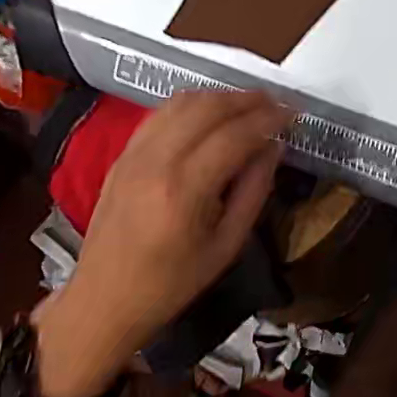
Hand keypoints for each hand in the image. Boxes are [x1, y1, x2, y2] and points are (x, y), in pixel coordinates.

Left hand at [33, 90, 290, 396]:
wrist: (104, 299)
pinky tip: (211, 112)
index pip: (235, 135)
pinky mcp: (122, 154)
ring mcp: (134, 153)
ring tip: (249, 104)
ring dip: (221, 96)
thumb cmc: (172, 282)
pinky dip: (192, 104)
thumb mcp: (228, 245)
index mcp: (185, 190)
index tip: (292, 115)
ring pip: (183, 102)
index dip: (268, 119)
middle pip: (208, 107)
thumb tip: (274, 147)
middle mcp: (157, 161)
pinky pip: (161, 112)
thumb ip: (255, 190)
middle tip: (276, 104)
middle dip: (248, 100)